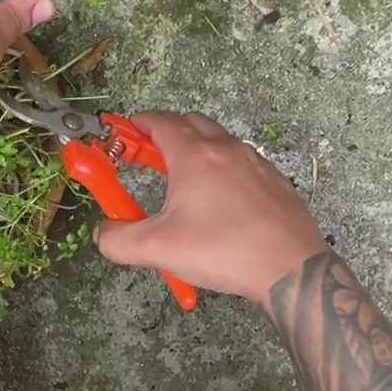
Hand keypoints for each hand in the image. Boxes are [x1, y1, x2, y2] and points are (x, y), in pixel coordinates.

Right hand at [94, 113, 330, 304]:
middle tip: (150, 154)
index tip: (127, 131)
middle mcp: (226, 150)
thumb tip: (102, 234)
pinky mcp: (275, 183)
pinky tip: (219, 202)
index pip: (162, 123)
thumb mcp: (157, 249)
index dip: (140, 124)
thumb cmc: (222, 250)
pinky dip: (222, 170)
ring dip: (197, 150)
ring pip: (220, 142)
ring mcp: (256, 164)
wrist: (289, 267)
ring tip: (183, 181)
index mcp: (195, 156)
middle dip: (167, 132)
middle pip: (193, 123)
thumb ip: (118, 240)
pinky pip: (242, 164)